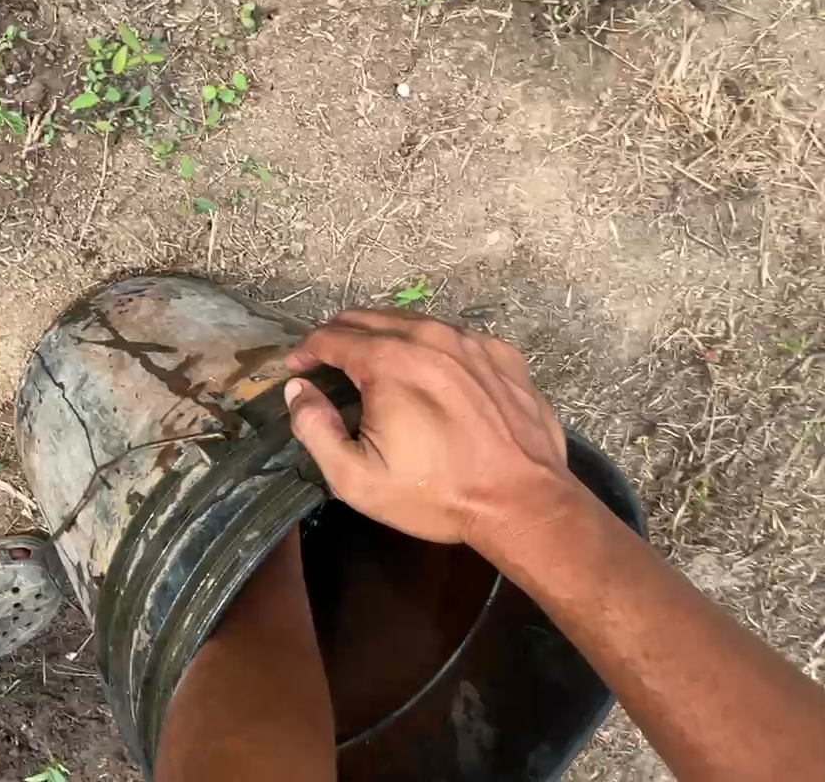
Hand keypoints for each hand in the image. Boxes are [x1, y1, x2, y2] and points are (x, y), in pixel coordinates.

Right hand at [283, 309, 575, 548]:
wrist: (527, 507)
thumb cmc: (435, 494)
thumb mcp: (354, 476)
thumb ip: (313, 427)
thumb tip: (299, 388)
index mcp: (388, 361)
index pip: (329, 336)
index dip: (305, 351)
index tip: (297, 369)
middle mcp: (427, 338)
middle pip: (364, 318)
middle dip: (336, 337)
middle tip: (326, 365)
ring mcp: (469, 342)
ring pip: (406, 320)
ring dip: (378, 336)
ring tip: (369, 364)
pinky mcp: (500, 354)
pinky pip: (448, 334)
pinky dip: (424, 345)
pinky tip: (424, 372)